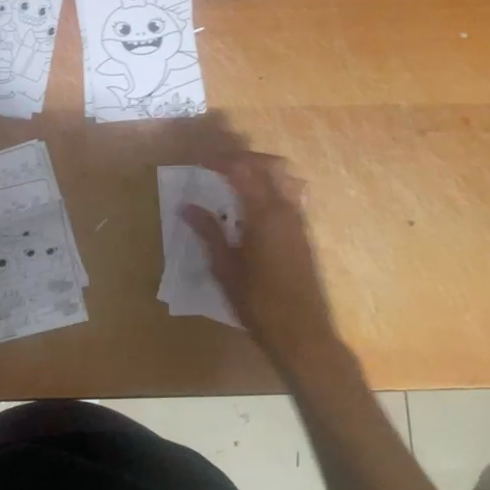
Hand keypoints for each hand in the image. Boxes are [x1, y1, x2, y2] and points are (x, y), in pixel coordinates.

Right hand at [183, 152, 340, 363]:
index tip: (199, 161)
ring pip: (283, 178)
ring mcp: (298, 222)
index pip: (244, 172)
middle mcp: (286, 211)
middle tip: (215, 164)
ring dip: (258, 170)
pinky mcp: (302, 234)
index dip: (221, 161)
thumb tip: (187, 206)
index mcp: (265, 216)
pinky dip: (268, 187)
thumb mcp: (224, 268)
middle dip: (242, 158)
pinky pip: (287, 196)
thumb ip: (208, 232)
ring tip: (231, 180)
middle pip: (270, 166)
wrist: (301, 332)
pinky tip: (248, 206)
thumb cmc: (257, 303)